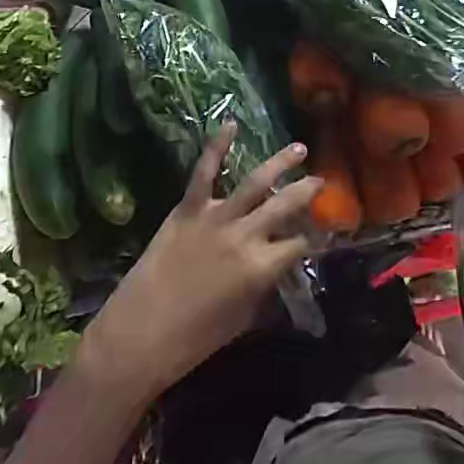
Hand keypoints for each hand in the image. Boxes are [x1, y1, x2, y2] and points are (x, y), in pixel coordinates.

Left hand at [79, 124, 320, 399]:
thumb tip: (275, 268)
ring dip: (280, 162)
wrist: (139, 335)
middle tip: (321, 181)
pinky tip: (230, 124)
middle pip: (286, 205)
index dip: (315, 236)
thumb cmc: (195, 339)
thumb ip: (263, 287)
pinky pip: (204, 172)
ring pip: (255, 182)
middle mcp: (245, 236)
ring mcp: (215, 218)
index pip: (300, 243)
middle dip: (308, 191)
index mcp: (262, 267)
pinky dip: (217, 146)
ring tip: (299, 148)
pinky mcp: (187, 210)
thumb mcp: (243, 318)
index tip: (323, 231)